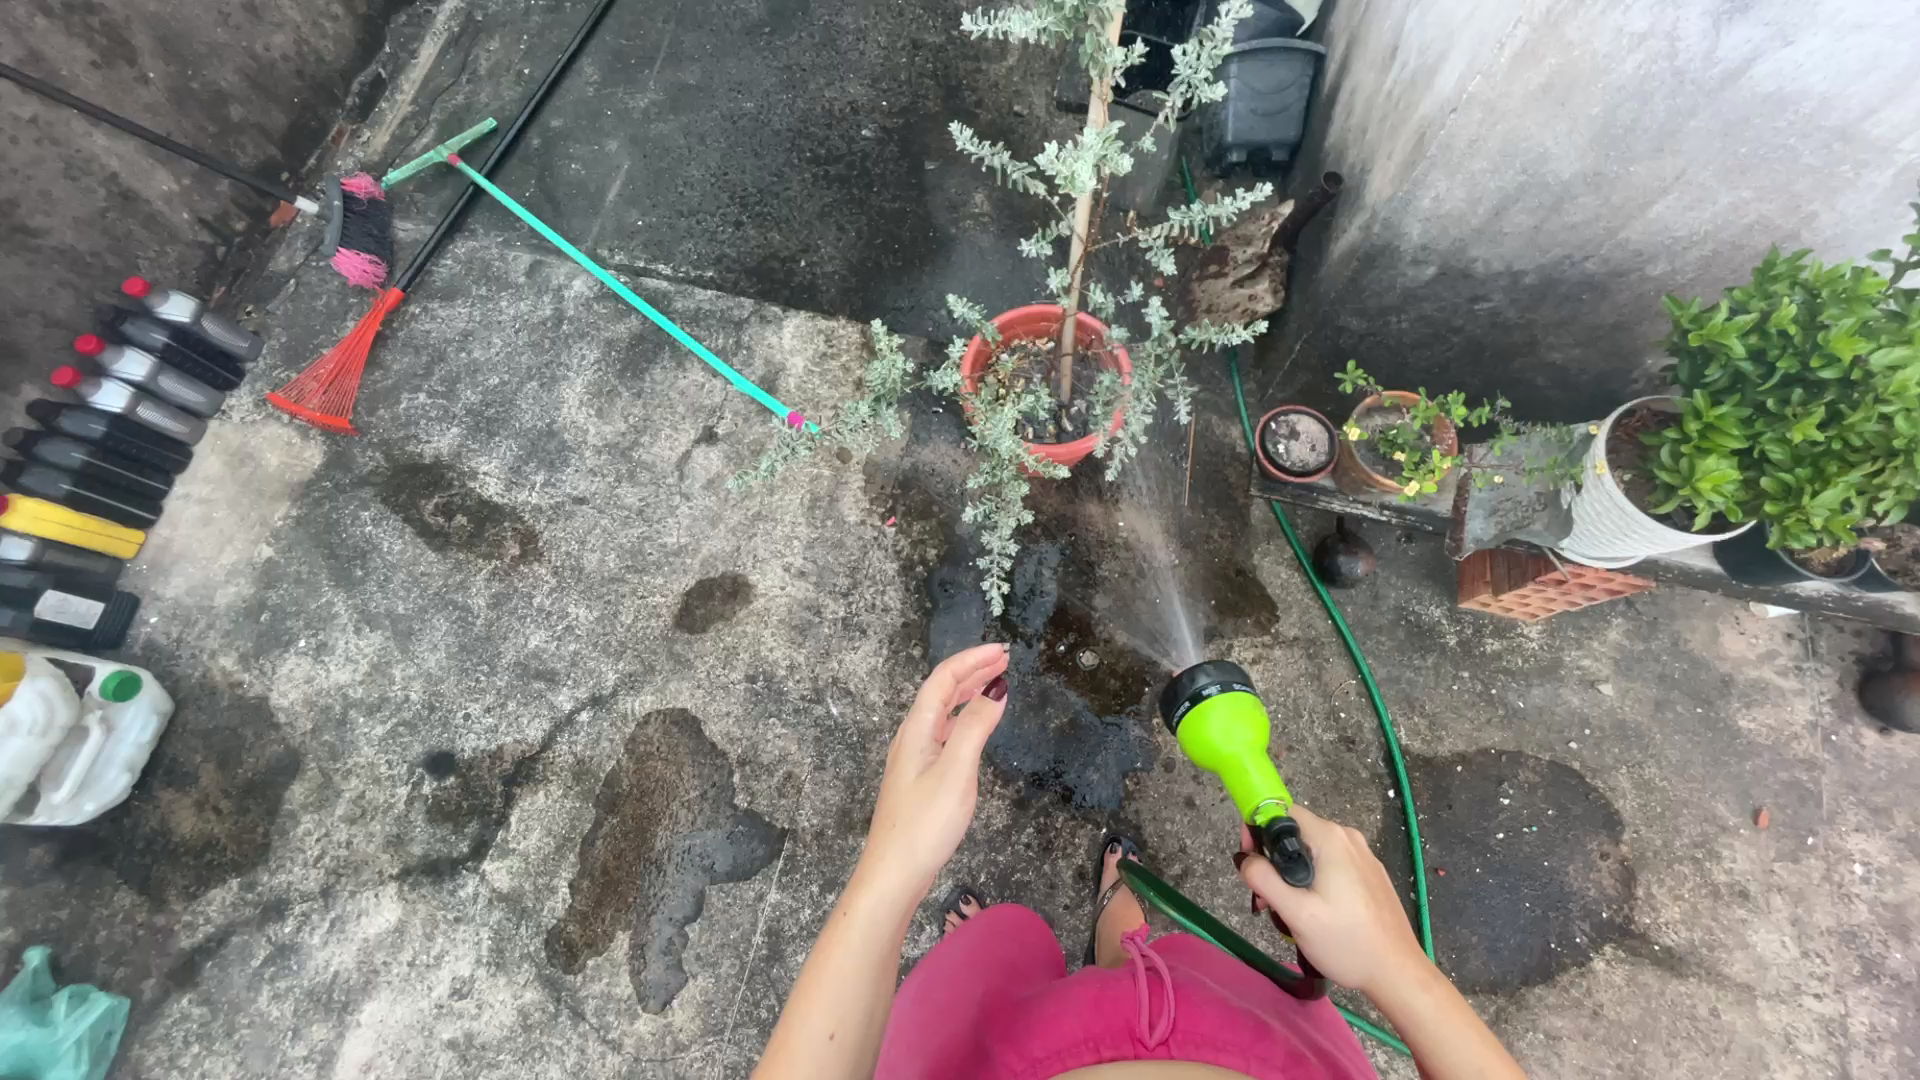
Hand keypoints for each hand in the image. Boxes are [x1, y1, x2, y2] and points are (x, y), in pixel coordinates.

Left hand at [856, 643, 1010, 899]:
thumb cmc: (925, 823)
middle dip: (972, 671)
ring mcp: (913, 757)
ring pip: (943, 712)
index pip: (944, 678)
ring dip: (968, 693)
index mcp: (917, 728)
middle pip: (942, 691)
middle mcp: (912, 736)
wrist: (893, 874)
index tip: (1004, 651)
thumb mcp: (956, 771)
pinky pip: (944, 732)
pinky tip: (976, 727)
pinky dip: (964, 719)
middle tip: (1005, 660)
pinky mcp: (919, 776)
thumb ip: (976, 727)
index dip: (972, 660)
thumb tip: (997, 688)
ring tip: (996, 683)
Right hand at [1238, 805, 1429, 994]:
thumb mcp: (1295, 912)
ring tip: (1290, 911)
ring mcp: (1363, 856)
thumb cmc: (1346, 941)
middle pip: (1295, 833)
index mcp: (1329, 837)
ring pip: (1313, 851)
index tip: (1251, 863)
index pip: (1280, 812)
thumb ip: (1262, 878)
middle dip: (1274, 860)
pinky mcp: (1371, 874)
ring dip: (1293, 874)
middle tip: (1268, 898)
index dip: (1258, 831)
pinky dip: (1316, 880)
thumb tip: (1245, 859)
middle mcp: (1348, 837)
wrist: (1400, 975)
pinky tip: (1317, 913)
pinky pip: (1332, 864)